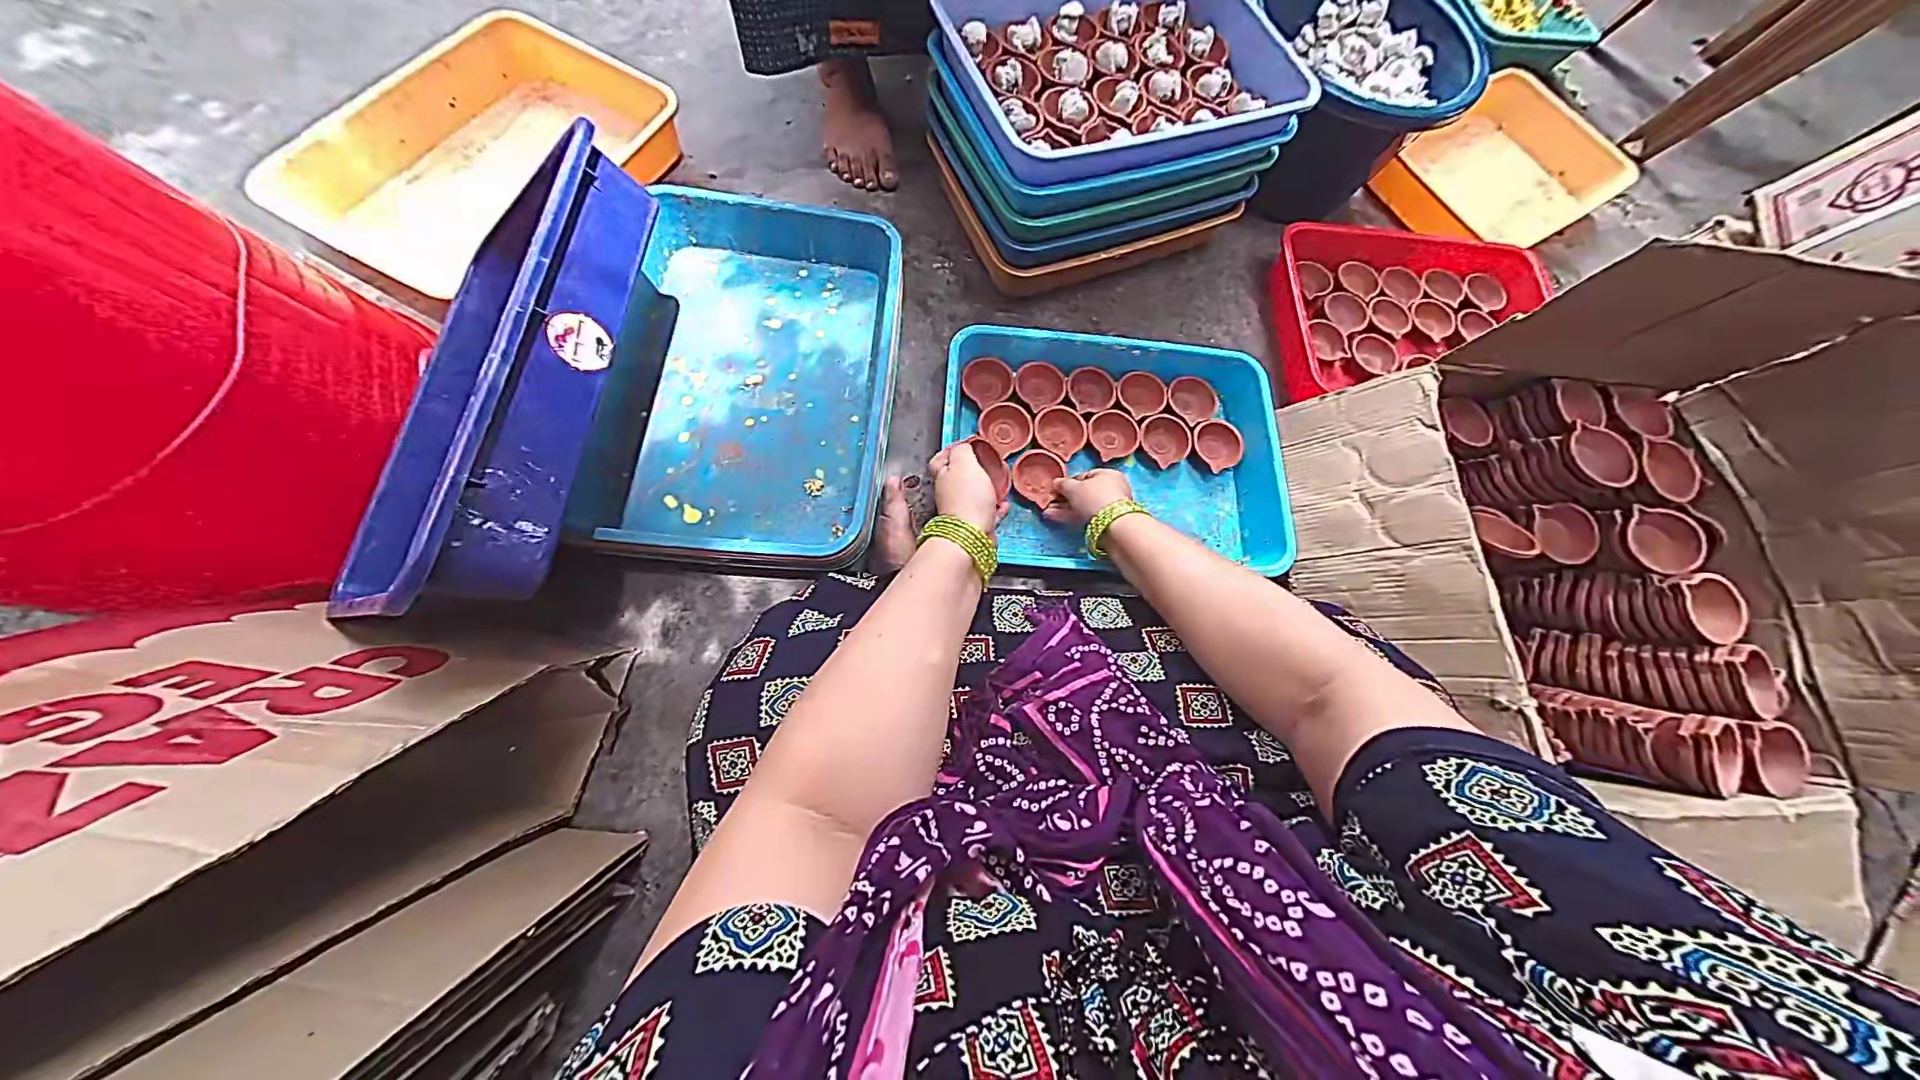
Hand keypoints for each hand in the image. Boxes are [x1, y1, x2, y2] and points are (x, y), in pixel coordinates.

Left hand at [929, 440, 1007, 533]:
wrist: (972, 534)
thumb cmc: (967, 498)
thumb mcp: (963, 463)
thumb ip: (962, 451)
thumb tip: (963, 446)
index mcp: (942, 476)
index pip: (940, 459)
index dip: (951, 450)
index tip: (965, 445)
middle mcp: (947, 494)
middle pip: (957, 477)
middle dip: (971, 470)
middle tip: (984, 462)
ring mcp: (961, 510)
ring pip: (972, 495)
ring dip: (985, 488)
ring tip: (998, 481)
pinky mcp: (975, 525)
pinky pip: (987, 512)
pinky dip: (996, 506)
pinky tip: (1004, 503)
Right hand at [1043, 469, 1135, 527]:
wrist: (1112, 524)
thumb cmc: (1093, 497)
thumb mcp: (1074, 488)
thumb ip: (1063, 484)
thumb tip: (1056, 482)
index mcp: (1108, 474)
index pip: (1085, 476)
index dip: (1068, 482)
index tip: (1056, 489)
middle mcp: (1111, 488)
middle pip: (1084, 492)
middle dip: (1065, 498)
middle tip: (1050, 503)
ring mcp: (1109, 506)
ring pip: (1083, 506)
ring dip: (1065, 508)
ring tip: (1047, 512)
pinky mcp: (1105, 521)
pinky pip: (1085, 515)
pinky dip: (1071, 516)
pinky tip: (1055, 517)